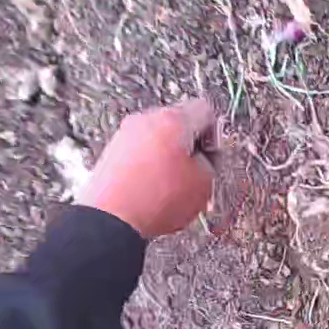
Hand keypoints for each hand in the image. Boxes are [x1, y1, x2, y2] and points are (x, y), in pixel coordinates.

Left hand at [77, 98, 217, 237]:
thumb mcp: (204, 183)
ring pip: (159, 139)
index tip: (213, 155)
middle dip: (191, 147)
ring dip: (171, 158)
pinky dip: (152, 167)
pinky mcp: (112, 151)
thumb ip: (211, 161)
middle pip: (180, 124)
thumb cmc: (158, 199)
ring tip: (174, 187)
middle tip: (196, 175)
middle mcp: (147, 119)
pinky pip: (141, 152)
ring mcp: (126, 134)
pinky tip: (155, 190)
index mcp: (173, 120)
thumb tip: (206, 155)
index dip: (215, 135)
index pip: (206, 110)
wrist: (112, 219)